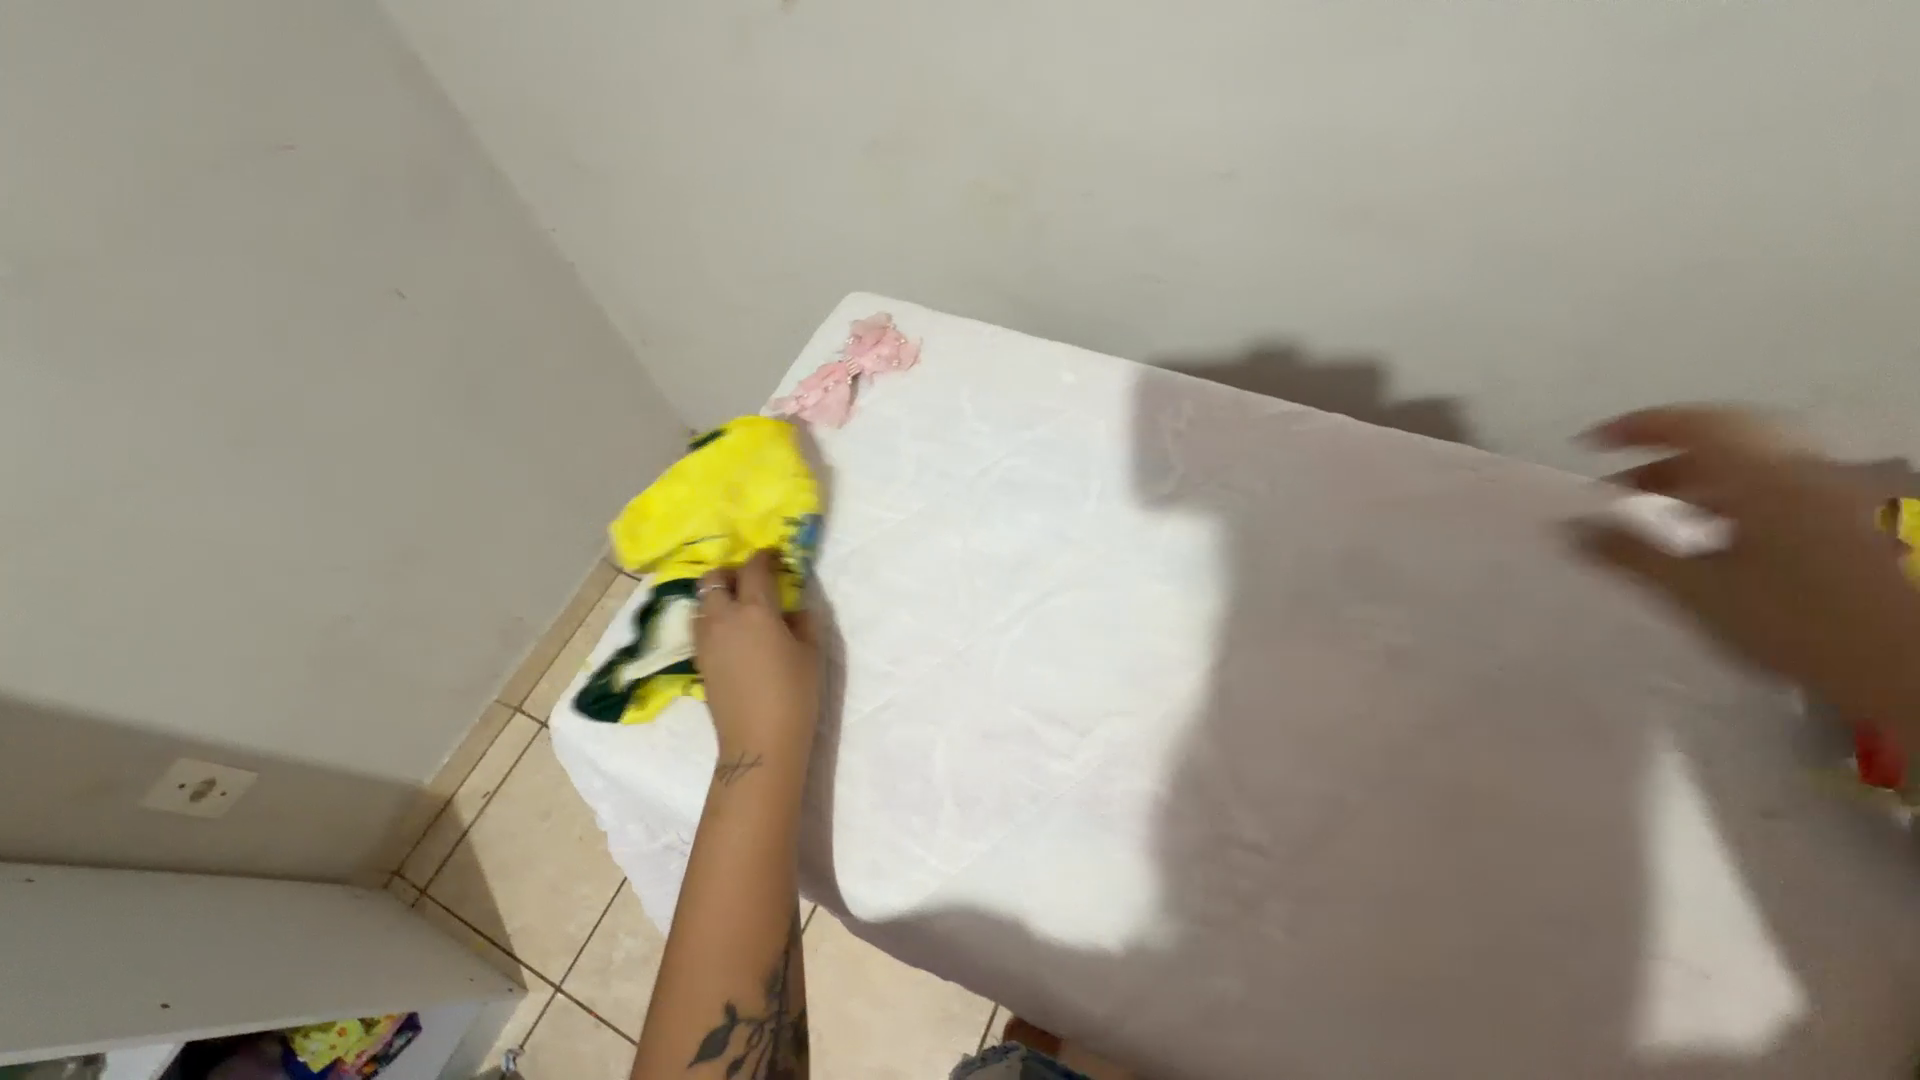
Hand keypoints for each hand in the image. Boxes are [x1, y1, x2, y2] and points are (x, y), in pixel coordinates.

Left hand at [695, 550, 820, 755]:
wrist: (759, 741)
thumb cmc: (794, 694)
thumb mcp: (812, 652)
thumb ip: (803, 620)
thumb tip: (793, 607)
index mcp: (755, 610)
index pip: (754, 568)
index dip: (765, 557)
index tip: (776, 557)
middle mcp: (723, 617)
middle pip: (714, 578)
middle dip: (731, 572)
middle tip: (752, 582)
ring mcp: (705, 640)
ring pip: (701, 602)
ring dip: (717, 596)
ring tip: (739, 608)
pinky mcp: (699, 661)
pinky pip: (700, 626)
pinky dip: (713, 620)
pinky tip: (732, 636)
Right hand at [1572, 405, 1919, 721]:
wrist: (1912, 669)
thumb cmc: (1796, 623)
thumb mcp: (1698, 592)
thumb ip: (1629, 554)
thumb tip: (1567, 528)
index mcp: (1763, 476)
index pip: (1691, 424)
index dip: (1634, 428)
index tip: (1589, 444)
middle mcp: (1804, 471)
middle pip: (1726, 439)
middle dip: (1665, 455)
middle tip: (1620, 484)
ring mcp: (1838, 494)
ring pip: (1756, 465)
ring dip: (1701, 477)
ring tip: (1662, 511)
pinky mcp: (1857, 520)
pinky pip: (1781, 486)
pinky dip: (1736, 494)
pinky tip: (1718, 535)